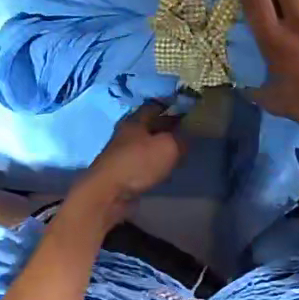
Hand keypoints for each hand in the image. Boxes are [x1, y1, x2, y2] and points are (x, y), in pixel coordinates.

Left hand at [70, 103, 184, 223]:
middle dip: (168, 127)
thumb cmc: (138, 163)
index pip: (154, 106)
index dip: (171, 106)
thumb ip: (180, 138)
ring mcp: (122, 154)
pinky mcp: (123, 173)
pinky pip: (143, 163)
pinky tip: (166, 169)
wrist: (109, 193)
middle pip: (150, 126)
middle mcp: (126, 134)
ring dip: (162, 147)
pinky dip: (155, 164)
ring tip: (181, 151)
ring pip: (147, 145)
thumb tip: (186, 137)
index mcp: (134, 121)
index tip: (188, 109)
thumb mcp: (168, 146)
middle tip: (189, 131)